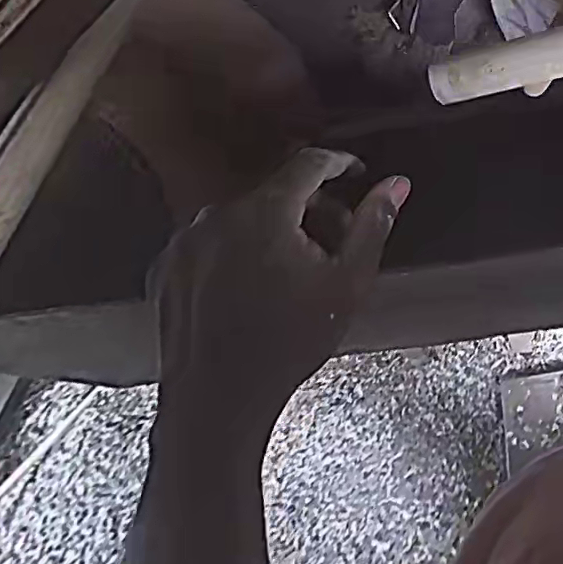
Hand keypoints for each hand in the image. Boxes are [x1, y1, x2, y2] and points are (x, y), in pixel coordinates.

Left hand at [152, 148, 408, 439]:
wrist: (217, 401)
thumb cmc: (287, 343)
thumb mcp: (348, 283)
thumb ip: (373, 224)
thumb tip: (395, 185)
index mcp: (265, 212)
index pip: (310, 163)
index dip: (340, 163)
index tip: (355, 172)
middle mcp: (219, 214)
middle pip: (278, 192)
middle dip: (311, 209)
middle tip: (333, 244)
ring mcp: (187, 239)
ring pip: (245, 215)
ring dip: (274, 230)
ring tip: (291, 274)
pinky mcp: (167, 265)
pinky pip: (214, 240)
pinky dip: (238, 250)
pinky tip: (252, 288)